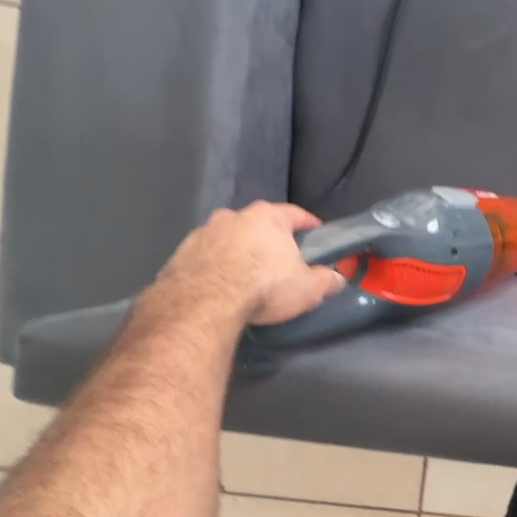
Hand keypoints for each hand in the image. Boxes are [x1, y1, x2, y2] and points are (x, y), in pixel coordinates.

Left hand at [151, 202, 344, 325]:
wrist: (205, 303)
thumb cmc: (265, 286)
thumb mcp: (310, 288)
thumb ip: (327, 280)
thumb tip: (336, 278)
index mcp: (266, 217)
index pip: (295, 213)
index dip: (309, 225)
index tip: (316, 235)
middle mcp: (232, 216)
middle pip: (258, 225)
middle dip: (270, 240)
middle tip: (281, 262)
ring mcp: (202, 232)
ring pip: (229, 239)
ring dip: (240, 252)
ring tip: (249, 277)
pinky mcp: (180, 252)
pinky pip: (207, 256)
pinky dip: (217, 266)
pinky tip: (224, 286)